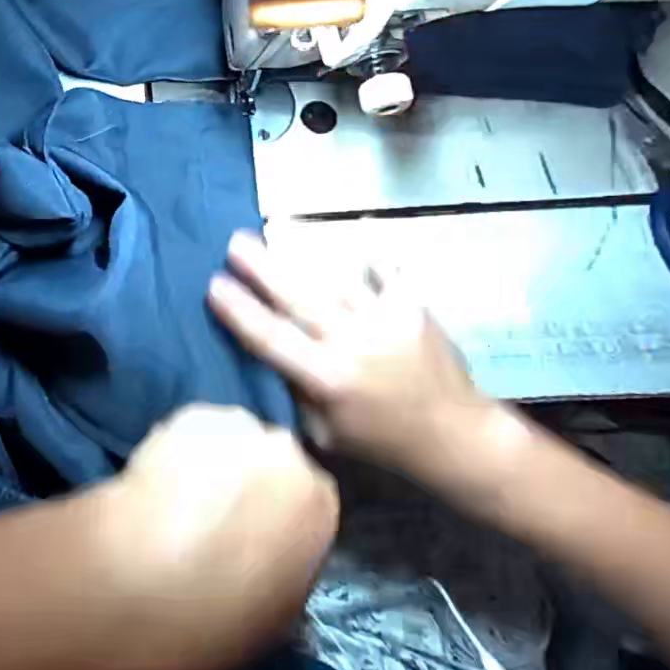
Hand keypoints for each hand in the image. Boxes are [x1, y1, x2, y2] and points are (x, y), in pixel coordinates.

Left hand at [82, 403, 337, 669]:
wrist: (155, 576)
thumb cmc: (226, 613)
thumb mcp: (280, 610)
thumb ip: (287, 565)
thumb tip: (270, 560)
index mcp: (319, 502)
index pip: (307, 496)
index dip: (278, 513)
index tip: (254, 532)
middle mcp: (287, 451)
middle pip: (270, 457)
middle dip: (249, 477)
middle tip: (213, 513)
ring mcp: (238, 425)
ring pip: (229, 436)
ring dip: (211, 458)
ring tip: (178, 494)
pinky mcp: (190, 414)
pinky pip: (188, 430)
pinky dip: (175, 447)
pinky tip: (155, 480)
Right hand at [206, 231, 542, 510]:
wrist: (455, 435)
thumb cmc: (380, 440)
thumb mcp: (325, 432)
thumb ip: (295, 393)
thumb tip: (265, 356)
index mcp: (327, 379)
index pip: (271, 338)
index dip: (240, 311)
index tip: (215, 284)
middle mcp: (353, 344)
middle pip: (298, 298)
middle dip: (262, 267)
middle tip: (235, 241)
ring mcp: (385, 321)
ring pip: (334, 280)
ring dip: (302, 256)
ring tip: (276, 229)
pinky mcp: (413, 308)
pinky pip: (385, 275)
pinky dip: (372, 265)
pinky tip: (363, 254)